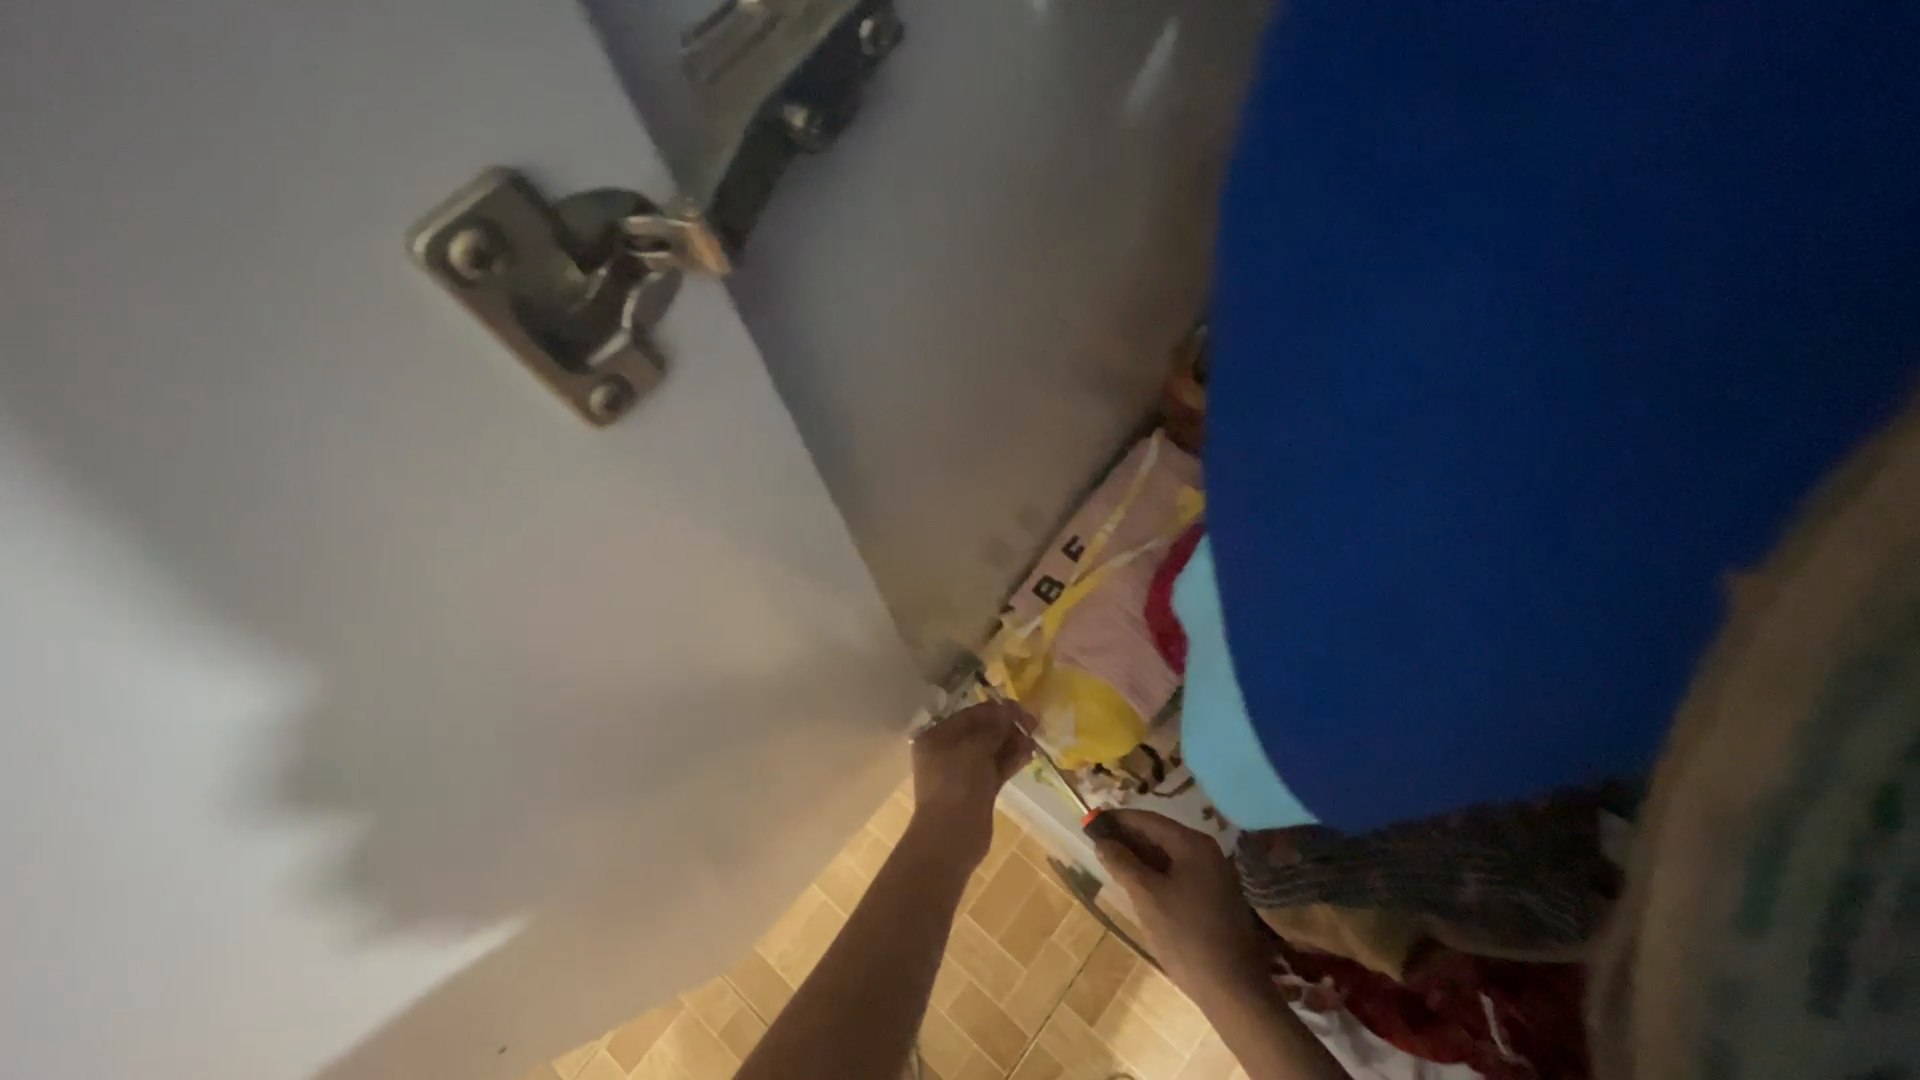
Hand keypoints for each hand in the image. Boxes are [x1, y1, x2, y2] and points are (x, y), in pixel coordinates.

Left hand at [907, 701, 1033, 866]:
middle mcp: (947, 752)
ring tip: (1034, 738)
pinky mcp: (978, 790)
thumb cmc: (956, 785)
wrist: (951, 838)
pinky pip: (996, 769)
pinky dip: (1011, 761)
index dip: (995, 710)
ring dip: (1012, 743)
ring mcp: (963, 773)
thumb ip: (993, 729)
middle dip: (1006, 727)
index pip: (969, 716)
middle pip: (981, 733)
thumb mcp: (974, 750)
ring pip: (991, 751)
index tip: (1021, 708)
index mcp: (936, 738)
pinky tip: (1029, 754)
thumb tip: (1009, 712)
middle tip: (1033, 723)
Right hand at [1094, 810, 1271, 1003]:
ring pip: (1170, 856)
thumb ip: (1122, 863)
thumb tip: (1102, 842)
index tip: (1091, 821)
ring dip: (1141, 856)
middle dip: (1129, 837)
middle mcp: (1208, 852)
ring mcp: (1214, 876)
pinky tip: (1137, 883)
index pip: (1149, 820)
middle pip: (1161, 835)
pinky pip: (1179, 874)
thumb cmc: (1186, 936)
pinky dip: (1156, 873)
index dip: (1118, 819)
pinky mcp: (1215, 897)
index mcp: (1193, 845)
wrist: (1232, 988)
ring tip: (1111, 861)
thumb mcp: (1147, 896)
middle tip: (1097, 842)